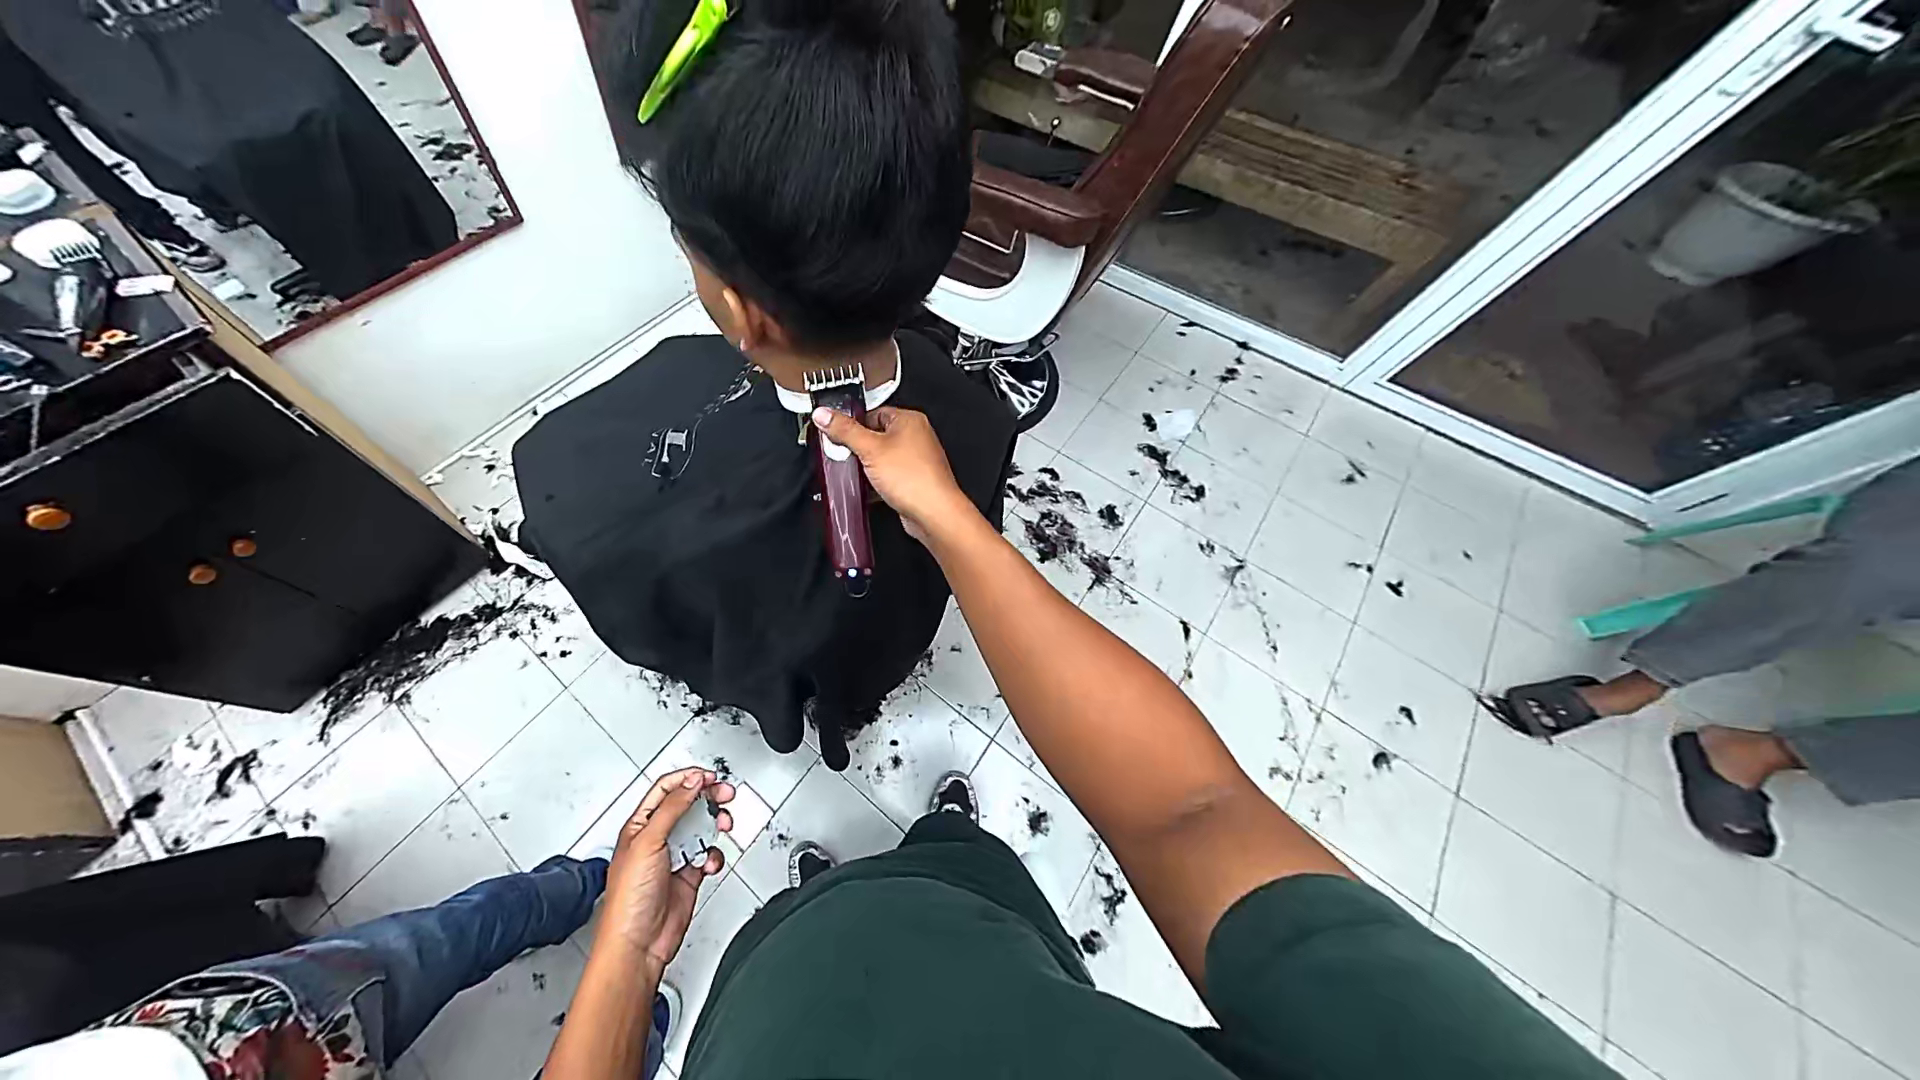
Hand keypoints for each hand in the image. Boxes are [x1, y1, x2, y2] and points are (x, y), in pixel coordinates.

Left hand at [597, 768, 734, 975]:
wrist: (638, 945)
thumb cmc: (628, 902)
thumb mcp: (648, 842)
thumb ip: (673, 808)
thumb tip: (691, 782)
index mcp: (640, 825)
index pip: (666, 789)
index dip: (688, 778)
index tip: (709, 777)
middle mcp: (657, 838)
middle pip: (689, 804)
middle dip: (709, 797)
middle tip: (725, 794)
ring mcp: (674, 855)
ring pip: (703, 827)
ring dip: (716, 824)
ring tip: (723, 825)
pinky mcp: (689, 873)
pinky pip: (709, 854)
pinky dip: (714, 855)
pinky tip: (709, 861)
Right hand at [811, 406, 977, 542]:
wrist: (933, 513)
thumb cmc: (915, 479)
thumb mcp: (870, 449)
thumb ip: (845, 431)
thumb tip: (825, 415)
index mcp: (909, 420)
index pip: (873, 411)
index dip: (853, 422)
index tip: (836, 431)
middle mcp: (915, 437)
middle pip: (875, 435)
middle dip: (859, 448)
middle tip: (848, 455)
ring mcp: (915, 460)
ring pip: (881, 458)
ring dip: (867, 467)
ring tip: (860, 474)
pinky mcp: (912, 480)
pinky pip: (888, 476)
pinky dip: (876, 482)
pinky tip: (869, 488)